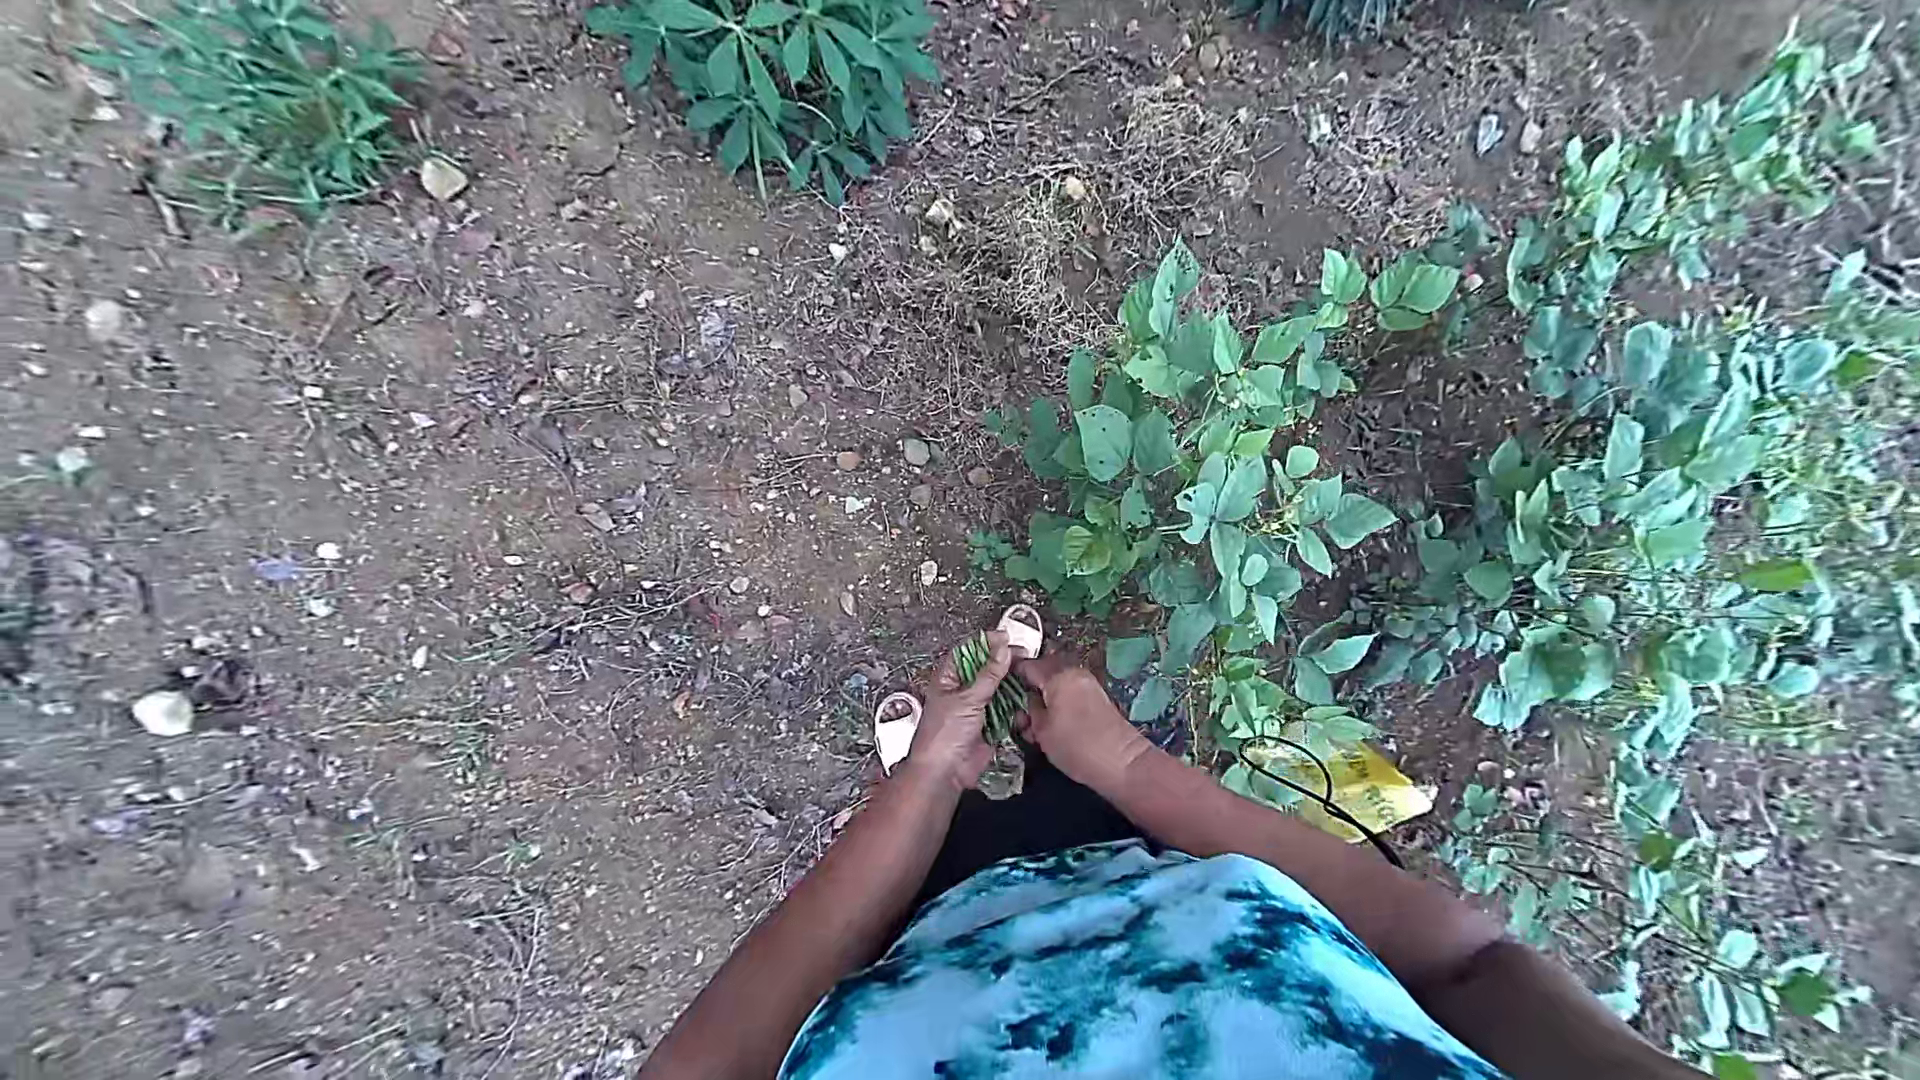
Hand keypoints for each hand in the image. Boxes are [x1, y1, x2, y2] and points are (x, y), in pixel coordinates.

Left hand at [903, 630, 1011, 791]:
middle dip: (1004, 663)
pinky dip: (1015, 707)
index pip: (968, 651)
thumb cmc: (942, 735)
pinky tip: (1023, 703)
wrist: (946, 773)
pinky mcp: (988, 724)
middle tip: (1022, 657)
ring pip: (998, 689)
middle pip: (986, 669)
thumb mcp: (967, 698)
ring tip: (1026, 678)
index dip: (986, 643)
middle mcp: (962, 690)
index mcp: (948, 678)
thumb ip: (989, 674)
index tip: (1006, 638)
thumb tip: (1002, 649)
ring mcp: (975, 707)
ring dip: (1012, 685)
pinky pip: (1005, 710)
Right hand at [1014, 651, 1150, 794]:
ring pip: (1056, 683)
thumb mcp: (1042, 730)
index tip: (1000, 685)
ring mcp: (1087, 684)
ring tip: (1033, 722)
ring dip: (1044, 696)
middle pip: (1043, 671)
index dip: (1012, 673)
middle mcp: (1073, 673)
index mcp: (1058, 676)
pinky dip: (1058, 701)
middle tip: (1017, 707)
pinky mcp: (1095, 697)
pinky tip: (1050, 723)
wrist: (1121, 762)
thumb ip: (1032, 709)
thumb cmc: (1076, 746)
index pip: (1028, 665)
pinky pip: (1069, 691)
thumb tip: (1028, 698)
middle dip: (1028, 687)